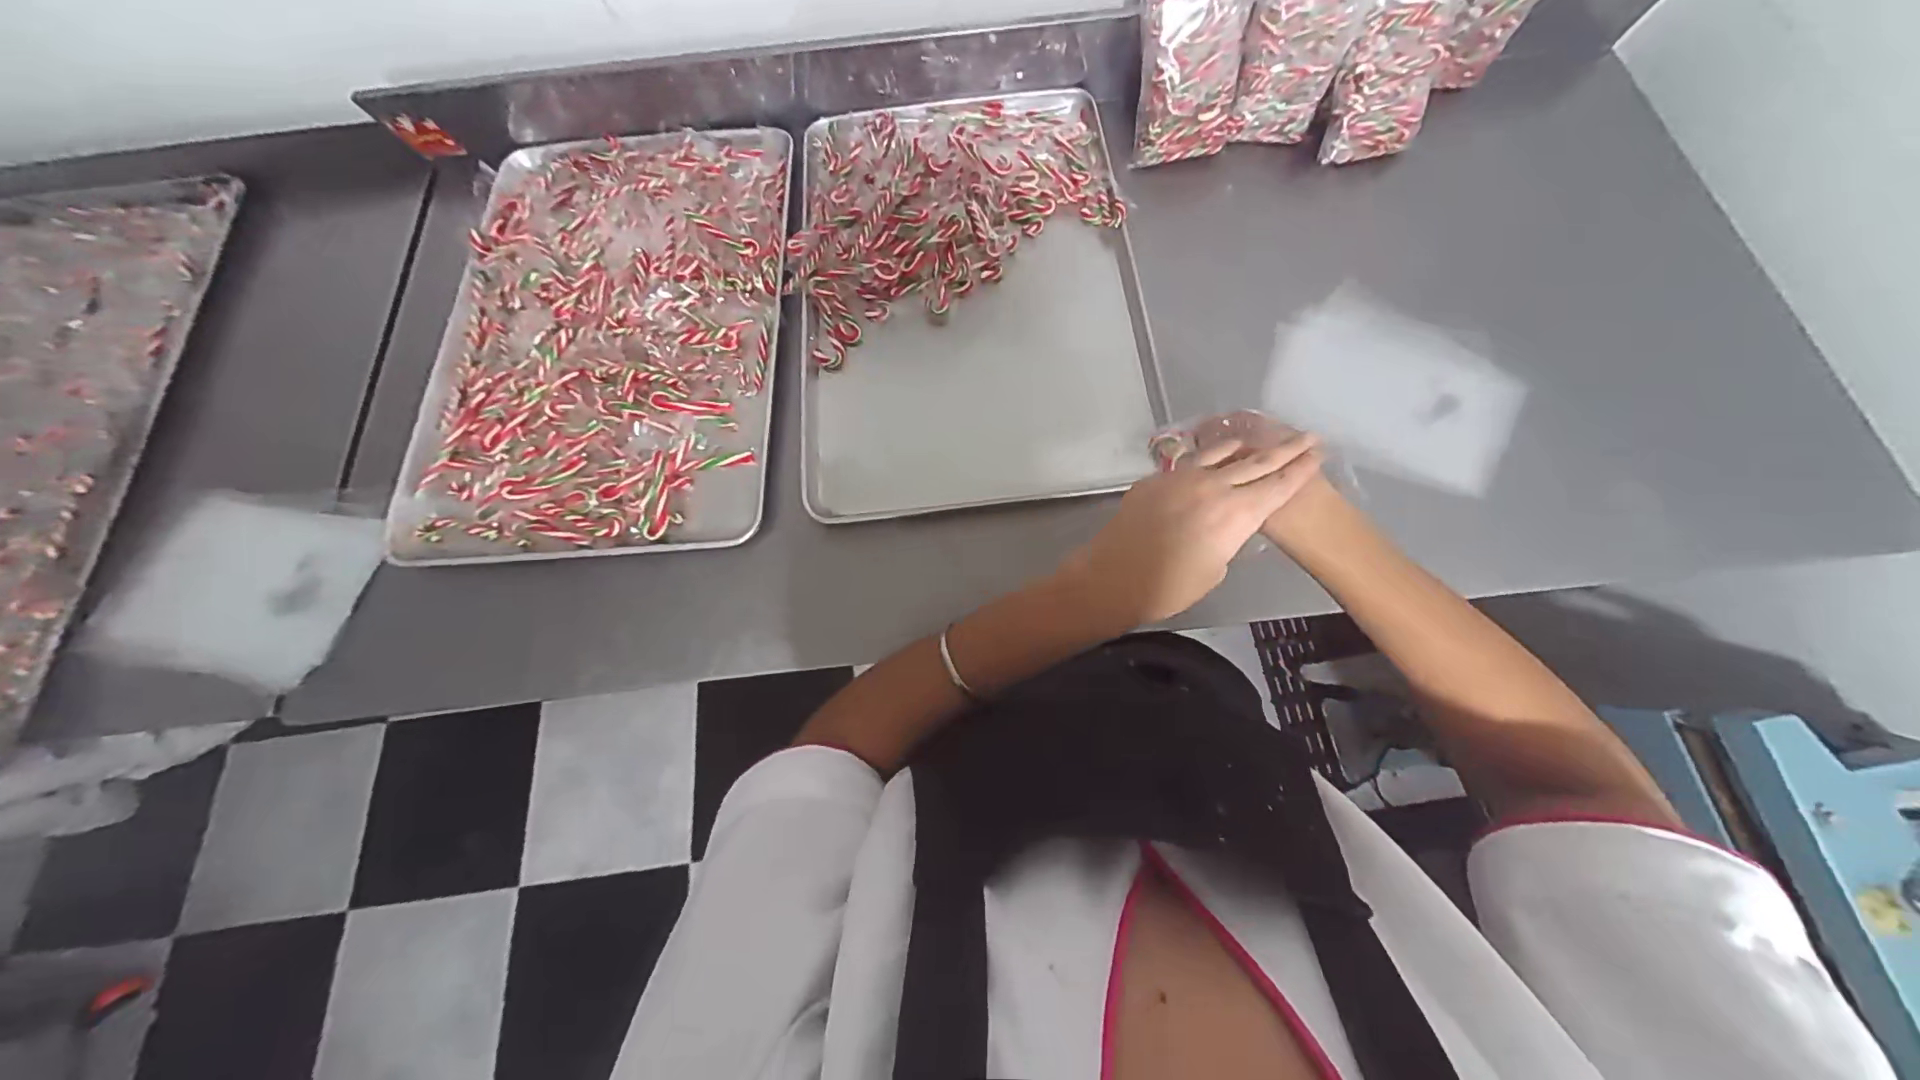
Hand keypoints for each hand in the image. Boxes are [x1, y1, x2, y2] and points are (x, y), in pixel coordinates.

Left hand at [1058, 434, 1322, 628]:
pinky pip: (1189, 462)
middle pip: (1257, 461)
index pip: (1279, 485)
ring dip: (1243, 445)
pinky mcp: (1156, 479)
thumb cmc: (1170, 587)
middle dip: (1285, 448)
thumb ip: (1228, 537)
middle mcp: (1213, 487)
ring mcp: (1182, 478)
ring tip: (1256, 439)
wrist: (1114, 577)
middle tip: (1305, 435)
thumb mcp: (1215, 568)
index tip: (1318, 453)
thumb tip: (1225, 522)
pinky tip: (1209, 458)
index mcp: (1237, 513)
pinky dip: (1206, 458)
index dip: (1301, 469)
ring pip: (1220, 452)